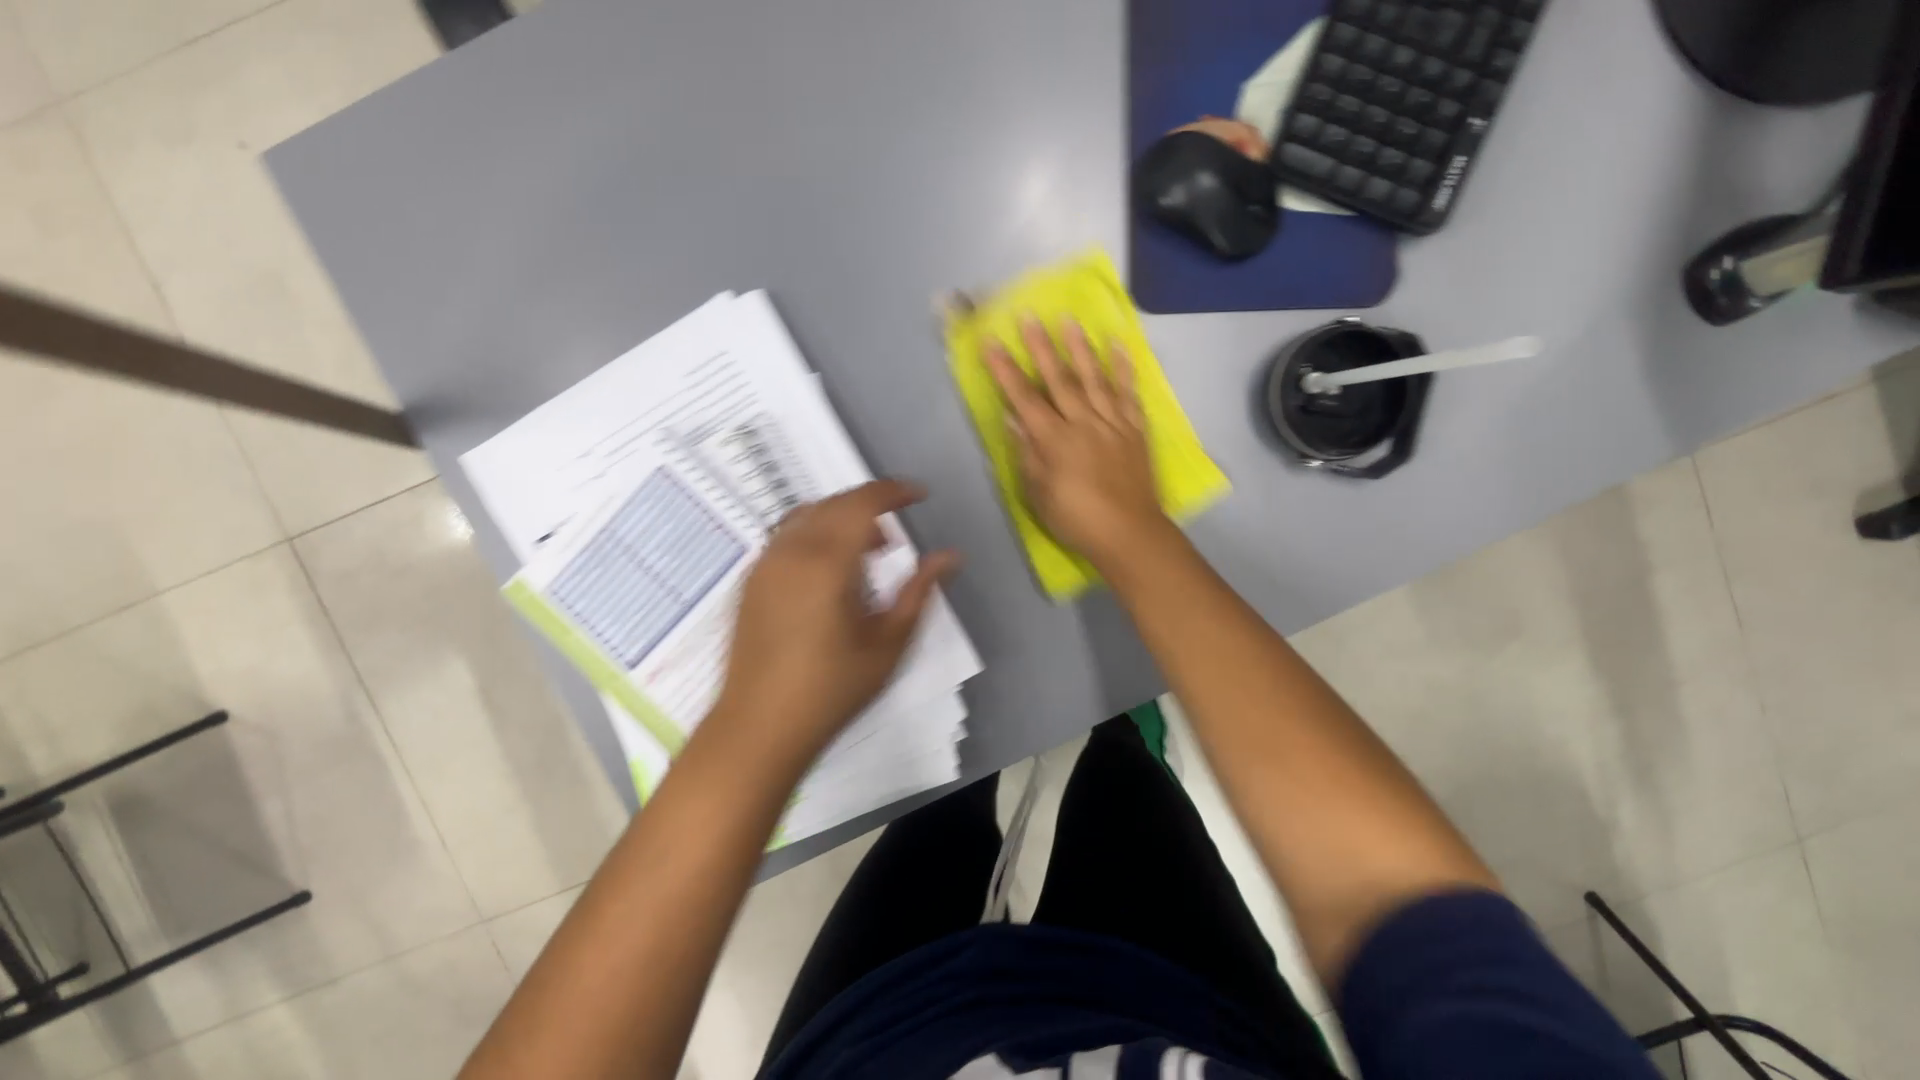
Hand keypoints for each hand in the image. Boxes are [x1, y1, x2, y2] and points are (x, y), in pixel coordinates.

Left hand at [712, 480, 958, 760]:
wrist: (759, 727)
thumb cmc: (832, 689)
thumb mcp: (888, 643)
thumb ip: (918, 592)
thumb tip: (950, 556)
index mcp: (826, 561)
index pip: (862, 502)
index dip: (894, 492)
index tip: (920, 497)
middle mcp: (790, 551)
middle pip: (833, 504)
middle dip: (868, 508)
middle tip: (893, 542)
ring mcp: (763, 565)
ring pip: (805, 518)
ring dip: (838, 520)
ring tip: (862, 557)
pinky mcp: (749, 583)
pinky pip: (784, 538)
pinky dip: (812, 536)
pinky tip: (827, 575)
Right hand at [983, 318, 1170, 570]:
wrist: (1129, 533)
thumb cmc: (1075, 519)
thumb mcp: (1038, 494)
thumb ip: (1026, 453)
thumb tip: (1012, 417)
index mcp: (1054, 440)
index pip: (1024, 398)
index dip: (1005, 370)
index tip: (991, 342)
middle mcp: (1082, 423)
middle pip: (1059, 379)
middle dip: (1041, 346)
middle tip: (1028, 316)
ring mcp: (1112, 423)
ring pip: (1094, 378)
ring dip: (1079, 347)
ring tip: (1068, 319)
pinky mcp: (1135, 429)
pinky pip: (1128, 393)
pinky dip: (1123, 368)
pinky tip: (1116, 345)